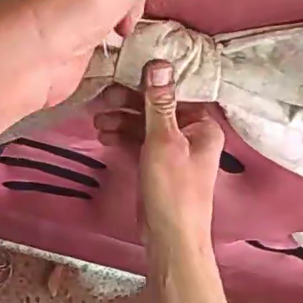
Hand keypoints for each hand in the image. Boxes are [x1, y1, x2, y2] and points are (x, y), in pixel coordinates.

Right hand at [94, 60, 223, 250]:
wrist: (170, 237)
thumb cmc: (174, 191)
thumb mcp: (163, 141)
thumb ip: (159, 103)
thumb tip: (159, 65)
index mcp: (203, 126)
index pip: (175, 93)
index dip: (148, 83)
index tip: (123, 76)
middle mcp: (192, 136)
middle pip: (157, 109)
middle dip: (129, 105)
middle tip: (104, 100)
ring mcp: (174, 152)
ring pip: (145, 127)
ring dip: (121, 122)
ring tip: (98, 122)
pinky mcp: (158, 166)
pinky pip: (139, 144)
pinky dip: (123, 139)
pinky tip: (104, 136)